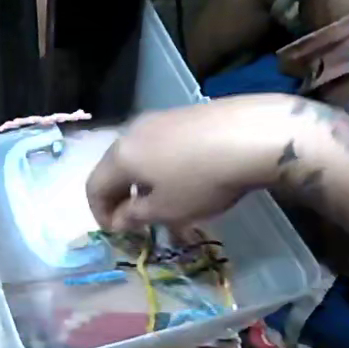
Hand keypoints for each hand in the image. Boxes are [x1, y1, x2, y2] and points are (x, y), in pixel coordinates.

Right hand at [85, 95, 299, 230]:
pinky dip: (163, 167)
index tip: (119, 233)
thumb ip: (135, 216)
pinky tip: (187, 178)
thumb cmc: (202, 180)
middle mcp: (132, 131)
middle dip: (122, 198)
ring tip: (166, 202)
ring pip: (139, 157)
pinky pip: (161, 145)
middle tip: (139, 221)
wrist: (255, 135)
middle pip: (114, 169)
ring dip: (144, 183)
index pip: (93, 188)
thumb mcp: (167, 209)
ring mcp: (160, 118)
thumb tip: (119, 219)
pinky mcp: (185, 114)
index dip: (100, 214)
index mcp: (120, 156)